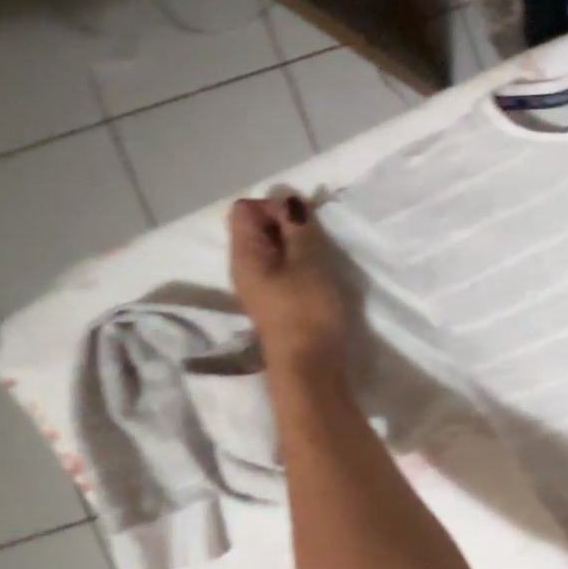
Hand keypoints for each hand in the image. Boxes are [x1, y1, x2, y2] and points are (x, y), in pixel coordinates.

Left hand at [228, 195, 348, 375]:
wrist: (309, 366)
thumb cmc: (308, 311)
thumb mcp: (309, 263)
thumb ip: (300, 229)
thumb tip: (290, 202)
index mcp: (245, 253)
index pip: (246, 208)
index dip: (276, 208)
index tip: (305, 227)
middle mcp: (244, 265)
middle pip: (258, 227)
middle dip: (289, 227)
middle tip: (318, 245)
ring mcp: (260, 285)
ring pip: (274, 249)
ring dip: (299, 248)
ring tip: (322, 263)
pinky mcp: (277, 300)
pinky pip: (283, 269)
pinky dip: (301, 266)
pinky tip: (319, 281)